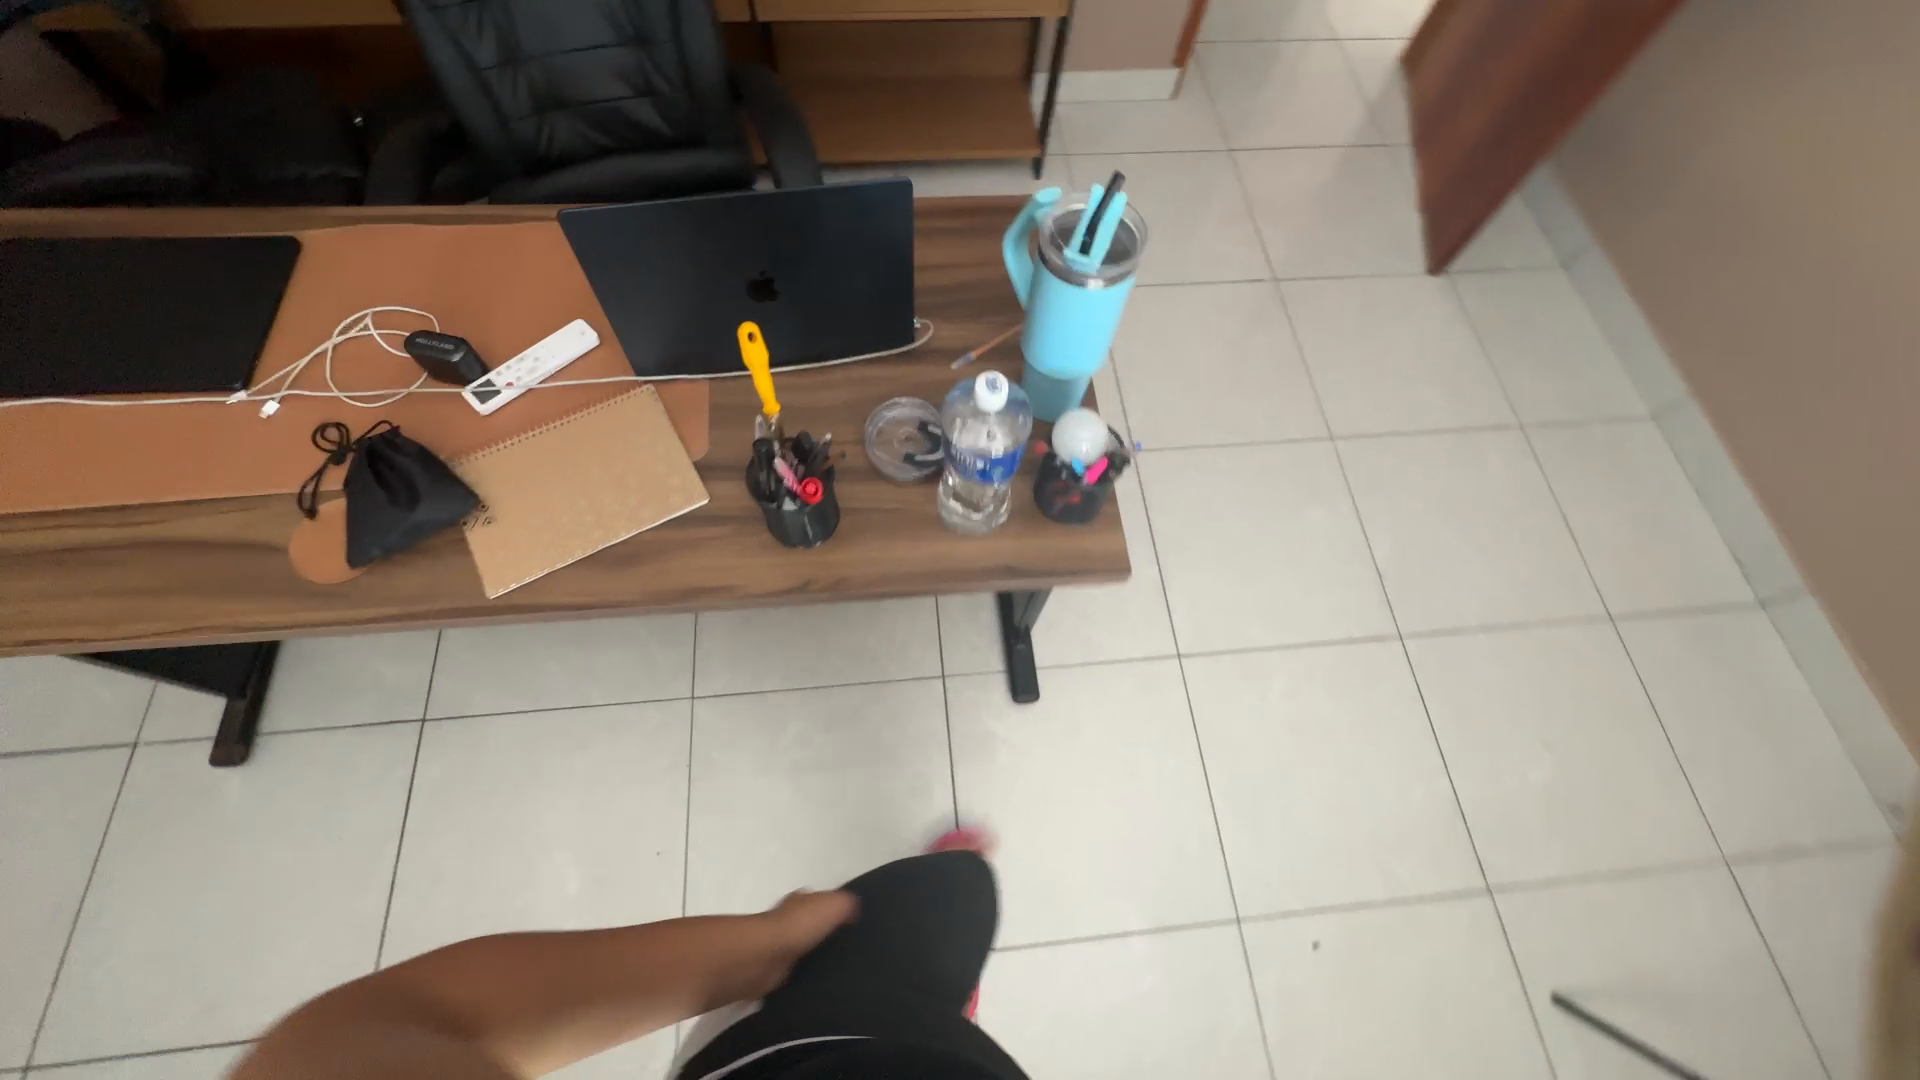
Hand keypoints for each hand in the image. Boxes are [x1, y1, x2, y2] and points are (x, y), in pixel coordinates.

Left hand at [733, 890, 858, 1001]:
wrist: (764, 957)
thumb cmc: (800, 925)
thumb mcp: (834, 905)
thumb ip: (847, 903)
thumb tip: (855, 909)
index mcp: (802, 899)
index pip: (822, 899)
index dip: (836, 909)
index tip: (852, 924)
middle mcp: (789, 917)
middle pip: (811, 923)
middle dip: (826, 933)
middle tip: (848, 948)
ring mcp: (779, 943)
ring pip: (804, 946)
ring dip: (815, 954)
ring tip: (839, 968)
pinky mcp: (774, 968)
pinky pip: (796, 969)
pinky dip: (804, 973)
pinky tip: (820, 981)